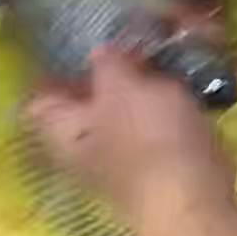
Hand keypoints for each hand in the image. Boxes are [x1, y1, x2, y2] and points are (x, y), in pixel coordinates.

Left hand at [25, 47, 236, 222]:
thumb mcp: (129, 90)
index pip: (43, 91)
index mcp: (60, 125)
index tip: (97, 42)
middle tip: (148, 51)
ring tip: (178, 70)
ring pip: (126, 115)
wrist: (190, 193)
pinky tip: (193, 99)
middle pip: (88, 103)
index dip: (64, 66)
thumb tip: (99, 48)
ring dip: (148, 94)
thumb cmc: (152, 139)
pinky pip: (156, 128)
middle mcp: (79, 143)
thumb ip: (111, 66)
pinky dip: (171, 112)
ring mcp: (117, 157)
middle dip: (114, 78)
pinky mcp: (155, 163)